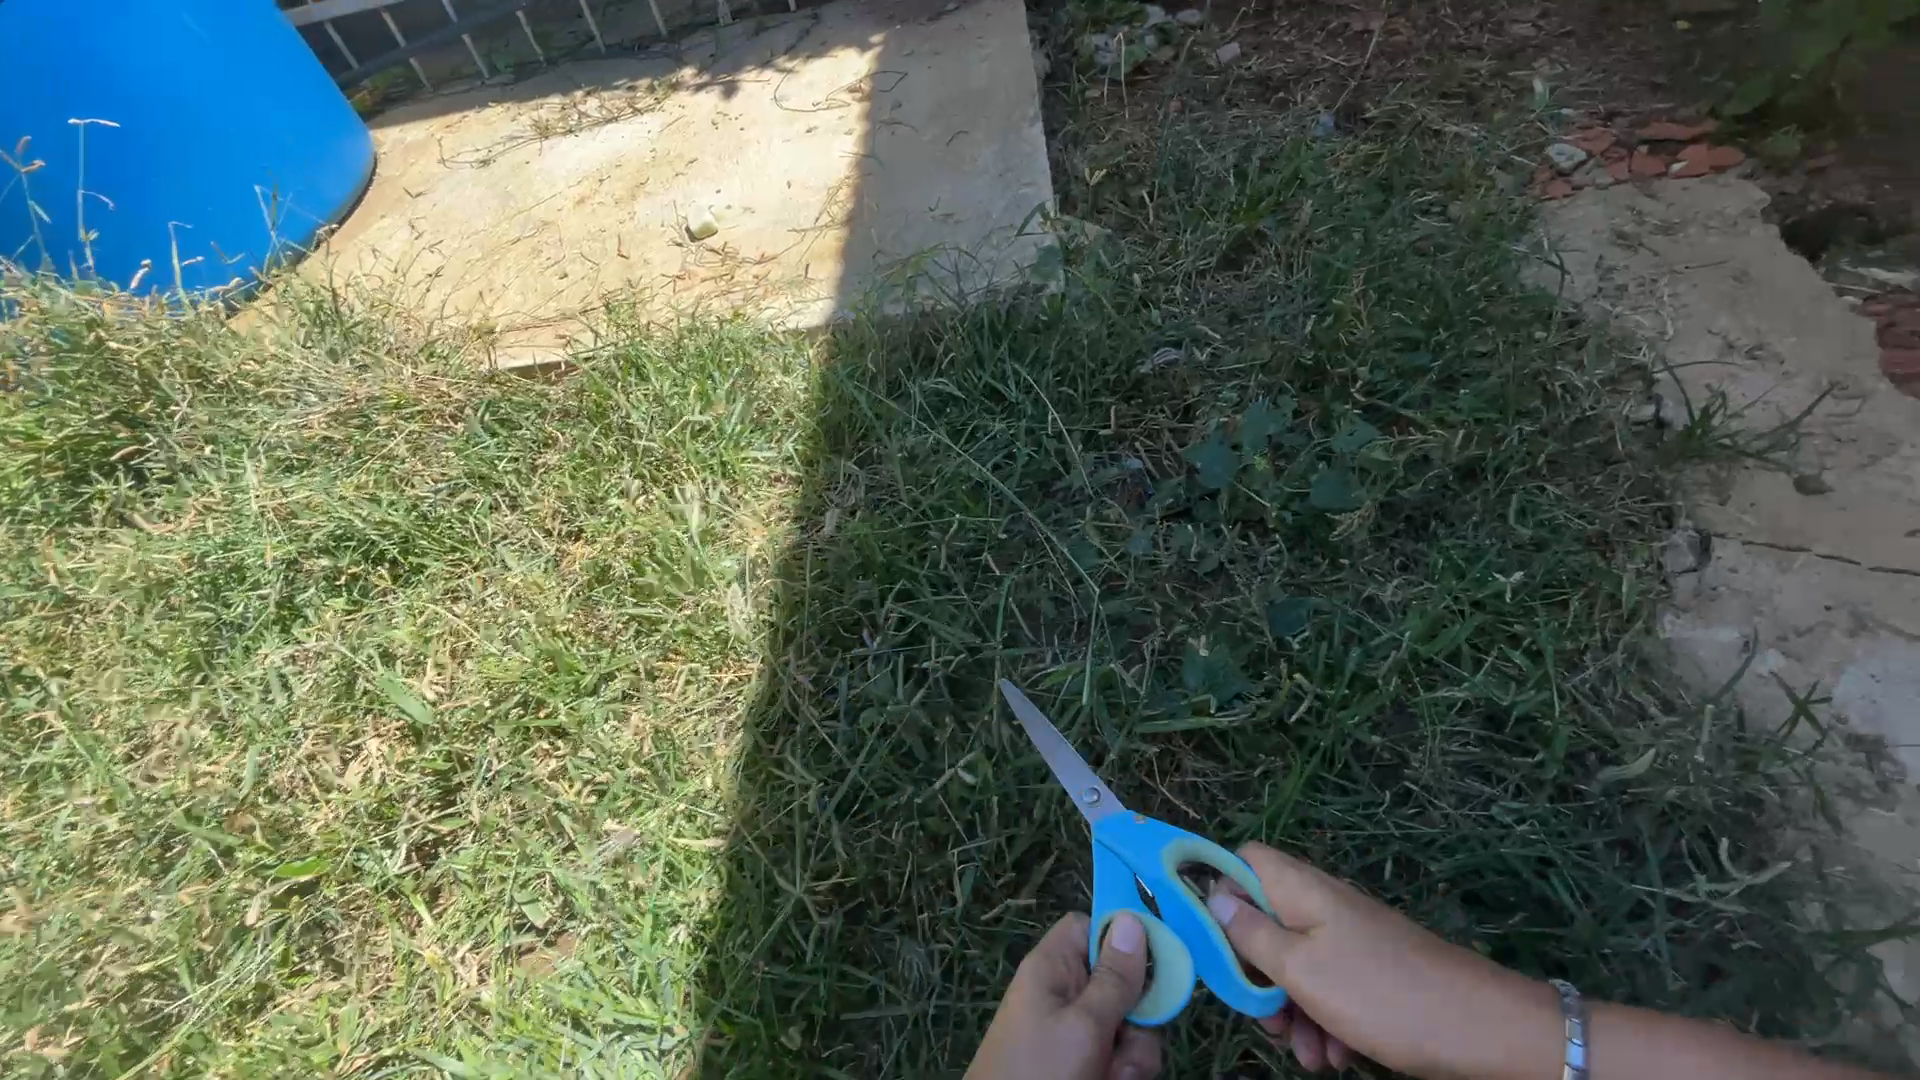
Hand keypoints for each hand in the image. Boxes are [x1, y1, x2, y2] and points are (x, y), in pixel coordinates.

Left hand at [964, 912, 1163, 1079]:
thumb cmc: (1040, 1071)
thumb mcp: (1083, 1025)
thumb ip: (1114, 978)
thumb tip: (1133, 918)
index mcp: (1053, 967)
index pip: (1089, 928)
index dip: (1120, 941)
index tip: (1152, 964)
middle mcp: (1065, 993)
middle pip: (1119, 982)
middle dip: (1135, 1017)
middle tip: (1126, 1043)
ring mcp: (1075, 1031)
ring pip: (1128, 1026)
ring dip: (1132, 1055)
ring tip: (1112, 1077)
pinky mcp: (1085, 1062)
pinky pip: (1120, 1056)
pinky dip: (1121, 1073)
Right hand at [1205, 843, 1561, 1079]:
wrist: (1486, 1034)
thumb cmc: (1381, 994)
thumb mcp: (1300, 970)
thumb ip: (1249, 934)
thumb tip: (1213, 898)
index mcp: (1297, 888)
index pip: (1241, 862)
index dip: (1220, 894)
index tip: (1215, 944)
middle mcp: (1318, 903)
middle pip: (1262, 920)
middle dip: (1255, 972)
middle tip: (1262, 1016)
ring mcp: (1346, 938)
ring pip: (1293, 960)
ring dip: (1289, 1008)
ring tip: (1304, 1054)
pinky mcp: (1368, 971)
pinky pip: (1327, 984)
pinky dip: (1322, 1018)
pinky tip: (1333, 1058)